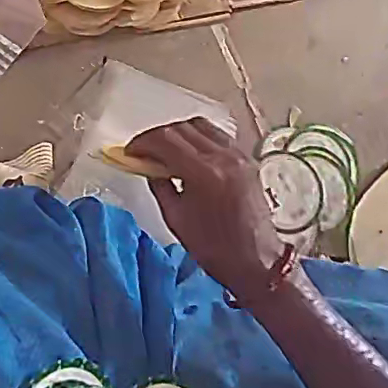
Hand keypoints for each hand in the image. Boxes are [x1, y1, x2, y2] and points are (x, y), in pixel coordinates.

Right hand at [127, 118, 282, 297]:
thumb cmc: (214, 248)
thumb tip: (148, 166)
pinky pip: (217, 135)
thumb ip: (160, 185)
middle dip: (156, 136)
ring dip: (178, 132)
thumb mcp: (176, 218)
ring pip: (200, 125)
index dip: (142, 142)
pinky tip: (189, 151)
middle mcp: (223, 157)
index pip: (165, 140)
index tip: (131, 151)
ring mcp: (238, 155)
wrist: (257, 261)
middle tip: (143, 151)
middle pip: (181, 128)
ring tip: (165, 149)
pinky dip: (198, 136)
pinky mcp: (247, 159)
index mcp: (204, 173)